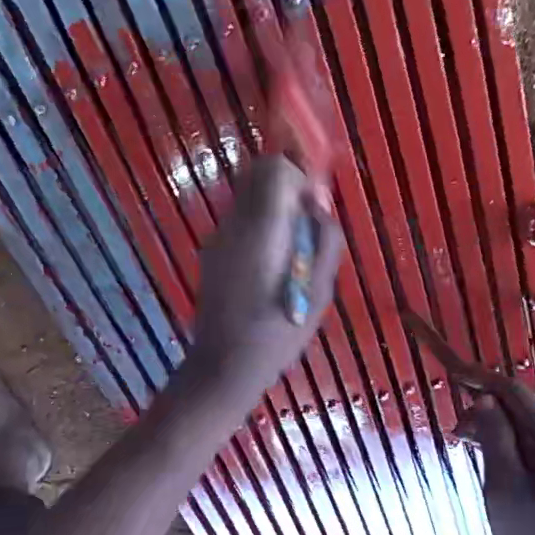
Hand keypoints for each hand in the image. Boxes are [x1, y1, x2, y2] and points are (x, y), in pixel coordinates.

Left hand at [185, 156, 344, 398]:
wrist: (224, 365)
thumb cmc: (278, 333)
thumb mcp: (319, 291)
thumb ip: (324, 241)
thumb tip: (318, 206)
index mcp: (262, 228)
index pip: (274, 168)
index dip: (298, 178)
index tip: (312, 208)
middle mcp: (233, 224)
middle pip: (257, 178)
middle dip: (285, 192)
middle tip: (303, 232)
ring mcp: (217, 238)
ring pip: (246, 200)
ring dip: (271, 213)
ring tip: (288, 257)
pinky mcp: (210, 254)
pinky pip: (238, 224)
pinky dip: (257, 230)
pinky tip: (267, 271)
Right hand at [462, 386, 534, 534]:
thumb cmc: (533, 533)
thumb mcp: (504, 485)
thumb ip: (495, 437)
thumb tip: (483, 398)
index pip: (516, 393)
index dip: (482, 380)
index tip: (453, 372)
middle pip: (523, 404)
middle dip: (487, 408)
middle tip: (457, 431)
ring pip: (528, 419)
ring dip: (497, 424)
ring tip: (469, 443)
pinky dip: (511, 436)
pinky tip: (492, 451)